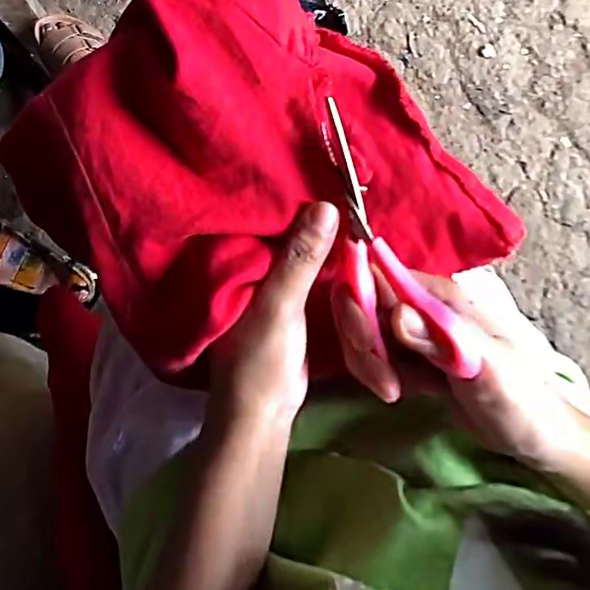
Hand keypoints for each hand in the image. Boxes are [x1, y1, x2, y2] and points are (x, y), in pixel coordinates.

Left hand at [208, 202, 338, 429]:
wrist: (262, 416)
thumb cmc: (260, 359)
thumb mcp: (281, 304)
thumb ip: (300, 258)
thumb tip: (327, 205)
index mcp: (234, 260)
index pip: (264, 216)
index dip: (292, 195)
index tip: (328, 173)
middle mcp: (248, 266)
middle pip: (285, 232)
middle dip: (314, 218)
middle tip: (352, 190)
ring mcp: (267, 285)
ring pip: (299, 252)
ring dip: (322, 241)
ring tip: (355, 212)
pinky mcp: (286, 303)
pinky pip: (307, 274)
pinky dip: (324, 265)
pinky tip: (347, 251)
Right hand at [375, 268, 589, 468]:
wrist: (538, 437)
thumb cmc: (521, 398)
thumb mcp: (487, 368)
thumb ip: (443, 339)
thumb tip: (397, 313)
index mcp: (440, 293)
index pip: (377, 275)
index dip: (360, 302)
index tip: (366, 344)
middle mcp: (423, 303)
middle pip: (364, 300)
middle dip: (361, 338)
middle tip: (382, 379)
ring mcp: (416, 329)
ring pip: (365, 329)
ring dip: (367, 360)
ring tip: (393, 391)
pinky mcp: (413, 356)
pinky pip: (375, 354)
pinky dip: (375, 372)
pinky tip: (398, 392)